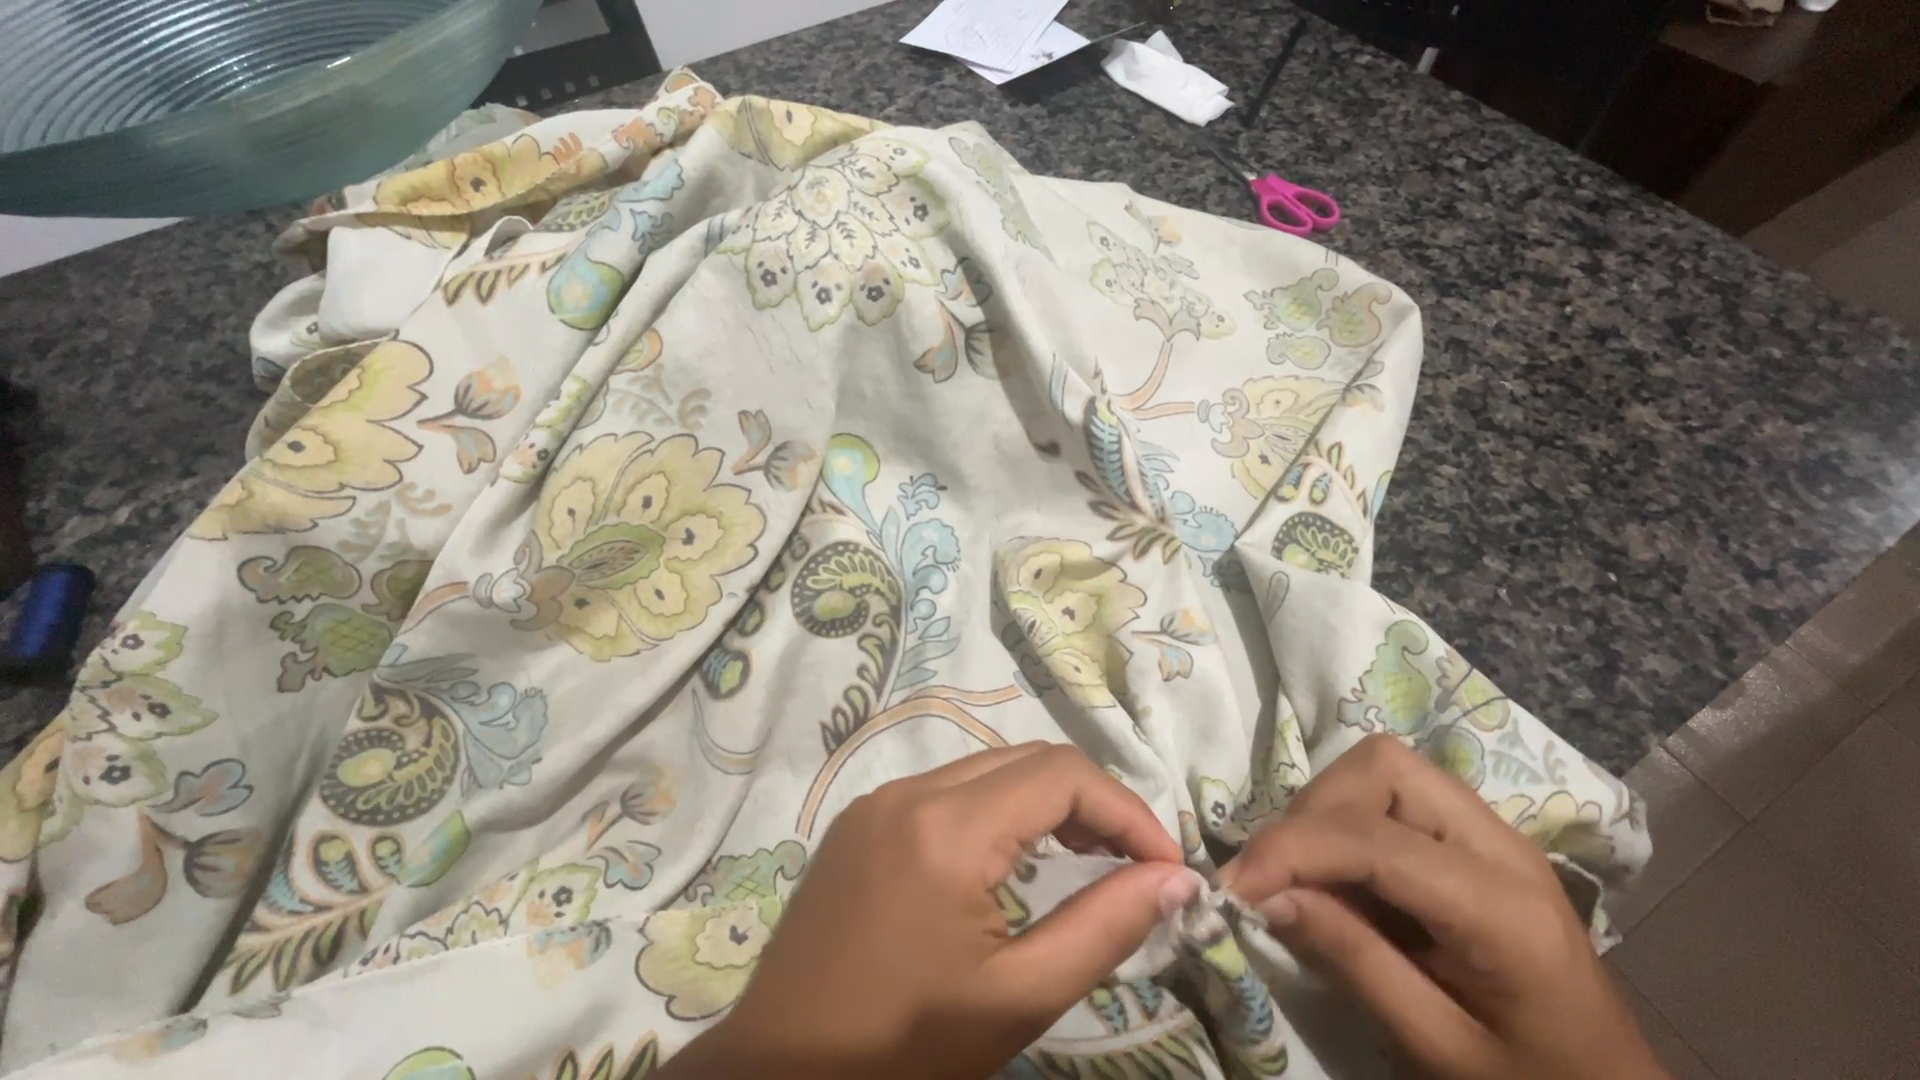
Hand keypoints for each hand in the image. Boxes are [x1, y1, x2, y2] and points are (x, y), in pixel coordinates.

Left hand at [661, 743, 1192, 1079]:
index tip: (1166, 866)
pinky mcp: (859, 823)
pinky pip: (946, 789)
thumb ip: (1104, 928)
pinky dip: (997, 808)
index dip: (1127, 811)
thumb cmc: (903, 1048)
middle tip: (1133, 862)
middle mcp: (909, 792)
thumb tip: (1175, 878)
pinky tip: (1013, 855)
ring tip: (1087, 856)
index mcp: (946, 829)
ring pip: (986, 768)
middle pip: (1026, 759)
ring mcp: (876, 803)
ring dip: (1045, 800)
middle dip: (1092, 801)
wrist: (779, 1072)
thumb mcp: (1016, 998)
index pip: (1062, 776)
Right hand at [1219, 735, 1667, 1079]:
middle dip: (1311, 812)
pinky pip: (1392, 793)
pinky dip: (1344, 819)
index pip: (1375, 838)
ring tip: (1302, 877)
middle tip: (1277, 879)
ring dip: (1324, 811)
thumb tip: (1266, 897)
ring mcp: (1492, 833)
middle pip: (1383, 767)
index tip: (1234, 888)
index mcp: (1503, 909)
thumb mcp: (1438, 1046)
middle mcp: (1501, 846)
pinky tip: (1336, 875)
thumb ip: (1353, 962)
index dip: (1290, 849)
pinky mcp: (1475, 836)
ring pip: (1382, 767)